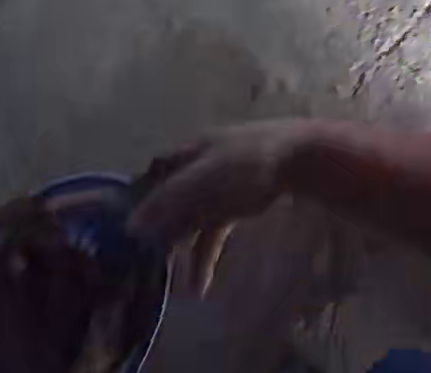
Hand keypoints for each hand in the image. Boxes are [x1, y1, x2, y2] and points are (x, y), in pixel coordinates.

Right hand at [128, 120, 315, 294]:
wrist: (301, 157)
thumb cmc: (248, 163)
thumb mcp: (203, 179)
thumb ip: (168, 200)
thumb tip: (131, 223)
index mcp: (195, 148)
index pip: (159, 170)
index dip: (143, 195)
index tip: (129, 228)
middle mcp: (207, 161)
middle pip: (177, 196)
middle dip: (163, 229)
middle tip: (149, 262)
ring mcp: (228, 180)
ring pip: (197, 216)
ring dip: (186, 248)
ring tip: (176, 283)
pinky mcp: (246, 199)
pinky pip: (218, 228)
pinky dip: (208, 253)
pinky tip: (202, 282)